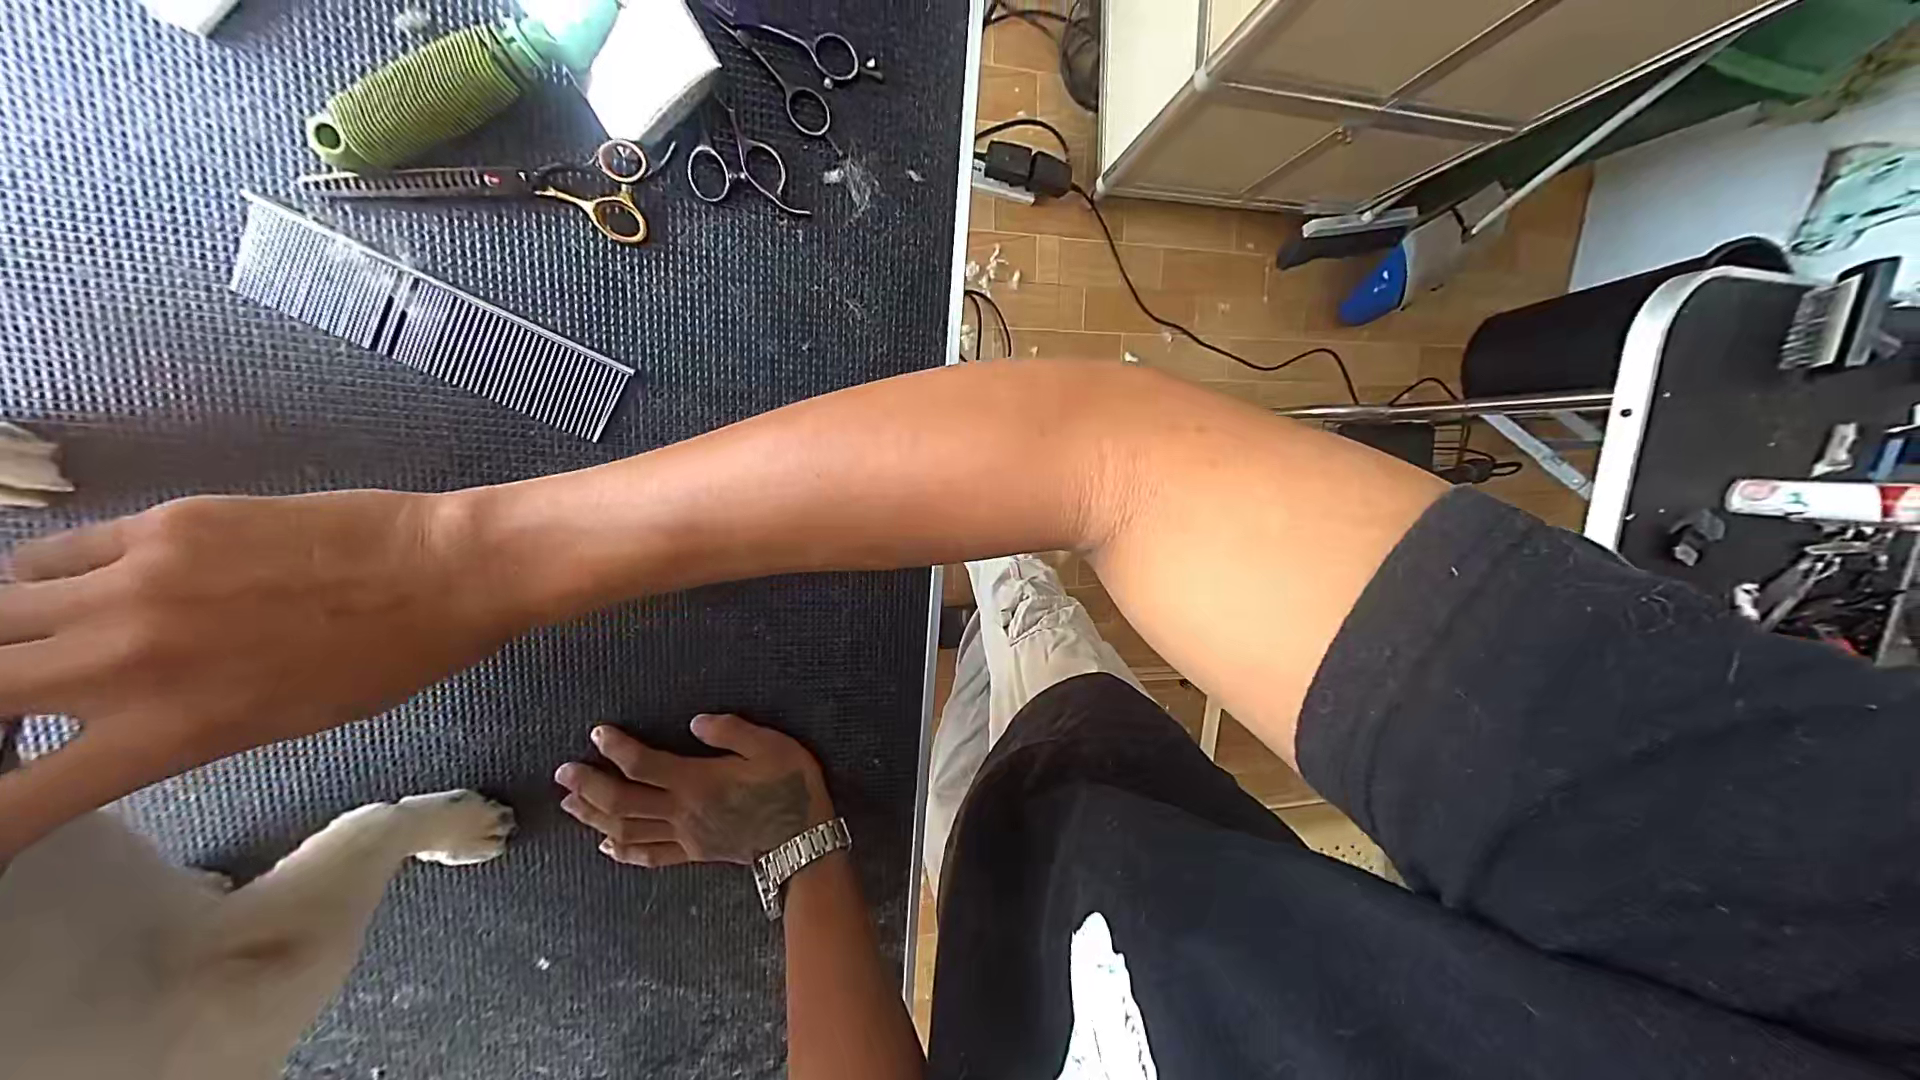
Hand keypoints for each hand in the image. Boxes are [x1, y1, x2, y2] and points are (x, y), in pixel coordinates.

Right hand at [0, 491, 525, 857]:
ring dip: (5, 639)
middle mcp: (126, 659)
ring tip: (48, 646)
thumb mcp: (297, 718)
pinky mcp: (168, 521)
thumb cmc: (404, 652)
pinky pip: (56, 555)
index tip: (2, 811)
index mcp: (173, 729)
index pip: (3, 808)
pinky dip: (55, 580)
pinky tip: (99, 588)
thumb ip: (188, 727)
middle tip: (15, 712)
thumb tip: (119, 726)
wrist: (458, 566)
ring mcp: (137, 581)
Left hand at [555, 714, 833, 866]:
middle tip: (563, 773)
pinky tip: (604, 845)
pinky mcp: (693, 854)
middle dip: (588, 786)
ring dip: (594, 817)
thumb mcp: (770, 745)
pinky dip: (621, 851)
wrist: (803, 839)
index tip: (597, 732)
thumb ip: (730, 730)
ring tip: (570, 804)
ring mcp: (685, 837)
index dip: (616, 747)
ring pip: (627, 830)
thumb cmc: (789, 785)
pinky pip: (649, 856)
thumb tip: (693, 722)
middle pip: (623, 801)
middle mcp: (682, 811)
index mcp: (698, 781)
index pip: (644, 764)